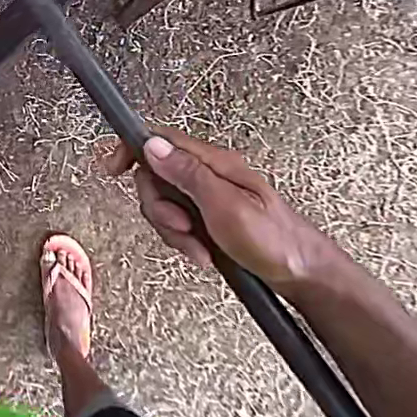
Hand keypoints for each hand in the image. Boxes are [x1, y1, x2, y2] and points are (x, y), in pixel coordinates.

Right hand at [106, 131, 355, 298]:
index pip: (161, 141)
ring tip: (197, 245)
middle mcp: (208, 175)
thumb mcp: (225, 206)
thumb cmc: (275, 241)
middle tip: (180, 225)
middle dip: (158, 207)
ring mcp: (207, 197)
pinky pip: (177, 223)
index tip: (113, 167)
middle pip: (155, 178)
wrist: (304, 276)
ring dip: (172, 230)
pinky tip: (202, 252)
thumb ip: (187, 173)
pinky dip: (183, 241)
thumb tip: (153, 146)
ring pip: (163, 203)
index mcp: (214, 164)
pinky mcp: (207, 217)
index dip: (132, 150)